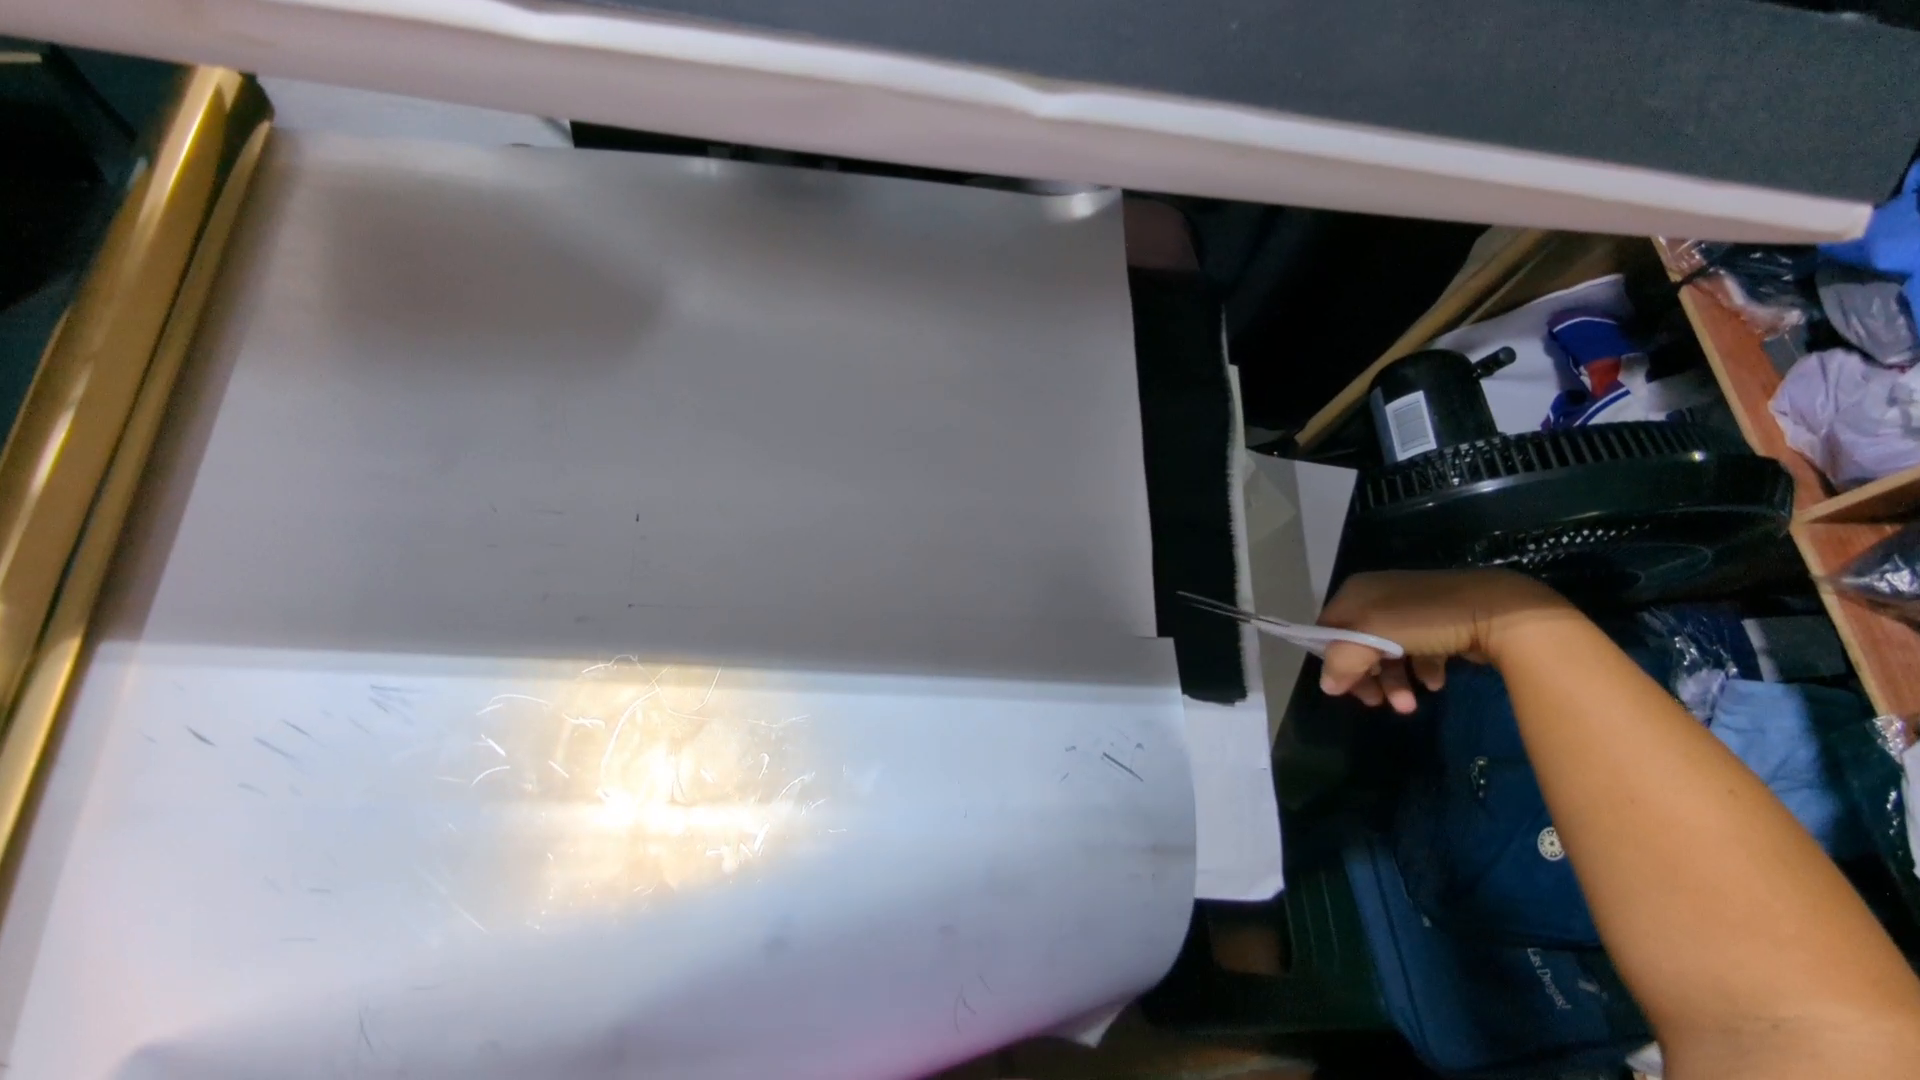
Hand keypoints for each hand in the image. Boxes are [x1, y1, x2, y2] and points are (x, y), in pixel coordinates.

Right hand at [1315, 568, 1571, 713]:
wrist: (1499, 612)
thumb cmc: (1425, 620)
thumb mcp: (1371, 635)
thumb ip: (1342, 661)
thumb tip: (1328, 685)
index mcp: (1358, 592)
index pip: (1329, 629)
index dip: (1332, 660)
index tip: (1346, 689)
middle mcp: (1381, 597)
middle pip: (1360, 645)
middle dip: (1368, 678)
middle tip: (1376, 703)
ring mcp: (1413, 611)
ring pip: (1391, 653)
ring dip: (1395, 683)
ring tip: (1410, 705)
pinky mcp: (1442, 624)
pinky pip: (1422, 652)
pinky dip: (1422, 671)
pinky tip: (1435, 683)